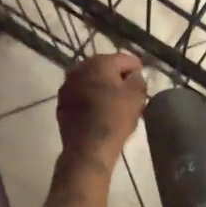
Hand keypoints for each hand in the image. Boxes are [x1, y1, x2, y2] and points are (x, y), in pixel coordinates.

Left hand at [56, 53, 147, 169]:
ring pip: (90, 79)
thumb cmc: (115, 119)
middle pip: (104, 66)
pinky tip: (99, 107)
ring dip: (102, 84)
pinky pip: (81, 92)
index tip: (143, 77)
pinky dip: (90, 95)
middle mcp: (80, 69)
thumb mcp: (136, 97)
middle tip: (129, 88)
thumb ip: (138, 80)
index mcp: (100, 63)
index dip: (136, 67)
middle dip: (117, 75)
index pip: (123, 58)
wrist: (87, 148)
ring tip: (114, 98)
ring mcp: (67, 85)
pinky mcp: (62, 101)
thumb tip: (134, 75)